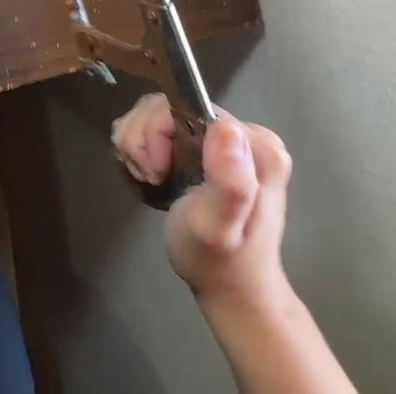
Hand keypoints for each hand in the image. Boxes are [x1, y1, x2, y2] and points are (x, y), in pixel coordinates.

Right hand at [113, 92, 292, 306]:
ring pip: (155, 112)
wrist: (228, 289)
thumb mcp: (219, 227)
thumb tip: (225, 128)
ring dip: (138, 144)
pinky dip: (140, 147)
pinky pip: (155, 125)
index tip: (158, 173)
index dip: (159, 132)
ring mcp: (225, 140)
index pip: (188, 107)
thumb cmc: (219, 261)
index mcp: (258, 148)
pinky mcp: (206, 147)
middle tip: (150, 177)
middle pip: (168, 106)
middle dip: (144, 139)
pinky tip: (150, 175)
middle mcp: (245, 135)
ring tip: (150, 179)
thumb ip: (230, 182)